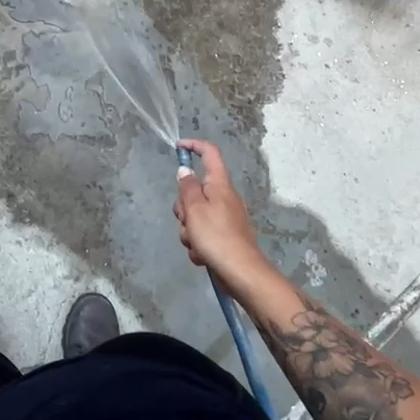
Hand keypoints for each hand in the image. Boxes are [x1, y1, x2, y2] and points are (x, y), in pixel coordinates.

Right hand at [174, 139, 273, 289]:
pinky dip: (198, 243)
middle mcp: (224, 197)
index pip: (210, 153)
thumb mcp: (195, 209)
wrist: (242, 273)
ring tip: (195, 243)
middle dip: (184, 206)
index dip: (194, 145)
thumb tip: (185, 170)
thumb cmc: (217, 236)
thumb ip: (187, 188)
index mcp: (220, 184)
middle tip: (187, 219)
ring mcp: (225, 217)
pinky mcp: (224, 236)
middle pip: (195, 190)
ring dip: (189, 229)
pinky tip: (202, 255)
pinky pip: (203, 233)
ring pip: (195, 215)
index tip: (177, 148)